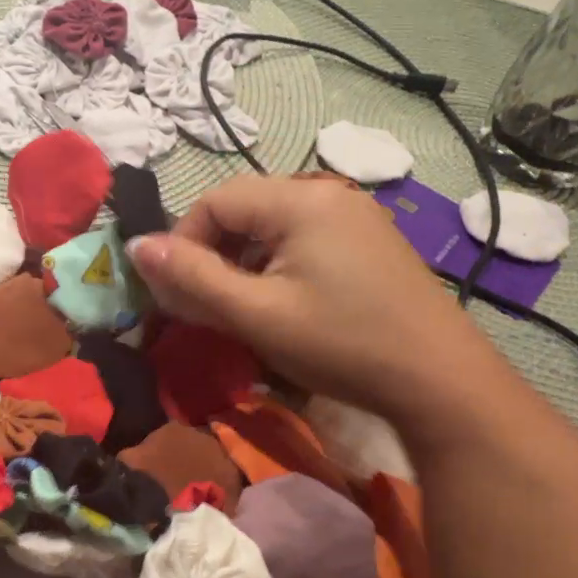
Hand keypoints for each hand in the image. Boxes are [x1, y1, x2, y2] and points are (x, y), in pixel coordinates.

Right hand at [126, 175, 506, 421]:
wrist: (443, 385)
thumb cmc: (341, 344)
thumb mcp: (254, 313)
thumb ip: (191, 277)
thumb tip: (134, 246)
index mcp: (300, 199)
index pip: (213, 202)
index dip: (182, 243)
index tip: (177, 292)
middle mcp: (328, 193)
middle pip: (241, 210)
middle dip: (210, 254)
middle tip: (204, 305)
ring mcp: (355, 216)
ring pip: (269, 227)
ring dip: (240, 262)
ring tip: (240, 309)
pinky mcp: (369, 242)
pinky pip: (300, 239)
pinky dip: (274, 266)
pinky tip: (282, 305)